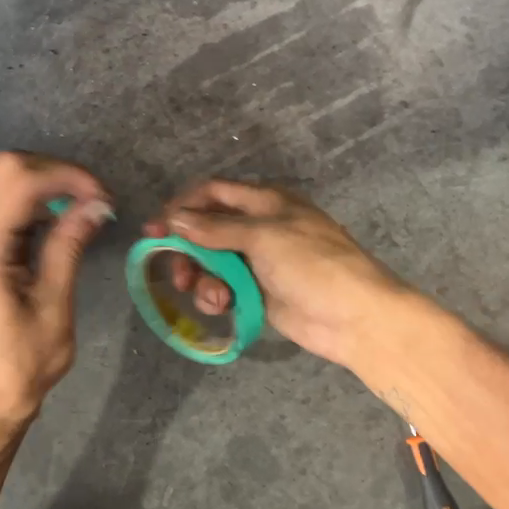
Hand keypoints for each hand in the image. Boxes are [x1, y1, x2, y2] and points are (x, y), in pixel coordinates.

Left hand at [0, 152, 113, 426]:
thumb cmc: (22, 363)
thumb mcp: (54, 304)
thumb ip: (70, 246)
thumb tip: (97, 205)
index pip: (22, 180)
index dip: (68, 177)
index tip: (104, 198)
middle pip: (7, 169)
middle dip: (56, 173)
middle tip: (95, 199)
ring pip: (3, 183)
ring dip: (46, 186)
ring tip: (85, 210)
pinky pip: (0, 208)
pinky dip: (33, 205)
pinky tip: (61, 223)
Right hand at [145, 180, 406, 369]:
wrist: (354, 316)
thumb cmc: (313, 264)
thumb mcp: (263, 236)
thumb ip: (216, 228)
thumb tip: (175, 219)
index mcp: (265, 202)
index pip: (213, 192)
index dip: (182, 207)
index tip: (155, 231)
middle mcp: (259, 227)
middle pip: (206, 230)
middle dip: (187, 250)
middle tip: (175, 274)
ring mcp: (258, 261)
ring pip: (212, 262)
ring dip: (202, 278)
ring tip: (209, 297)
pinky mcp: (258, 291)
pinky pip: (224, 288)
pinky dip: (216, 295)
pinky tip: (223, 306)